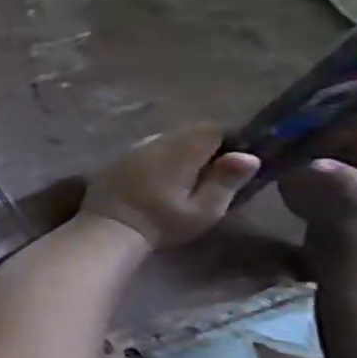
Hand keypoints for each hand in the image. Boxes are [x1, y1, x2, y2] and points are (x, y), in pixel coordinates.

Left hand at [79, 126, 259, 246]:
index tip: (235, 160)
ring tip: (188, 178)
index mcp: (177, 151)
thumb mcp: (203, 210)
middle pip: (187, 133)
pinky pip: (145, 149)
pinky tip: (160, 179)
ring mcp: (130, 149)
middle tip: (214, 172)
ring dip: (181, 152)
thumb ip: (225, 181)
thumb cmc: (160, 222)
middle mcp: (152, 143)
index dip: (228, 140)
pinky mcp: (116, 159)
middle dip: (205, 146)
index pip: (210, 129)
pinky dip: (158, 158)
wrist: (107, 228)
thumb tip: (249, 156)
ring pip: (165, 139)